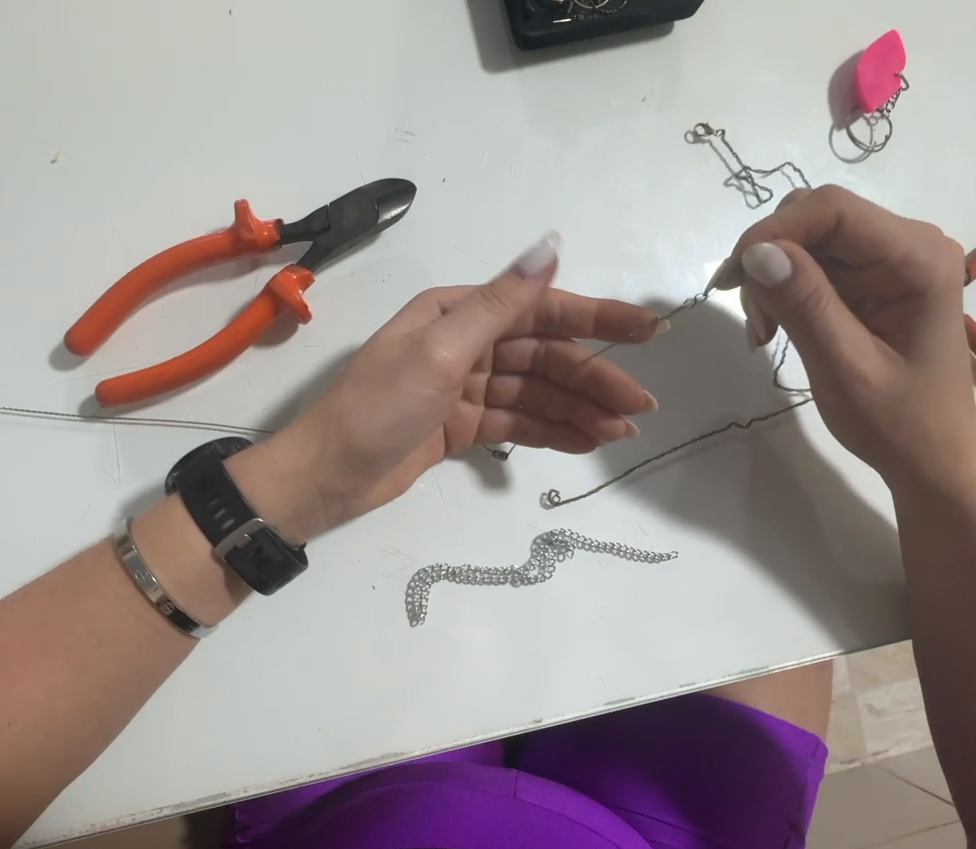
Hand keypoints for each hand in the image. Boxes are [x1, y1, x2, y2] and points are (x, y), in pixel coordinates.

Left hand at [241, 234, 660, 536]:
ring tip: (620, 434)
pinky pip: (516, 422)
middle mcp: (465, 344)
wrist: (328, 475)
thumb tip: (551, 245)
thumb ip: (499, 305)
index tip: (646, 331)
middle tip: (639, 407)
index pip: (537, 309)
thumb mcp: (438, 351)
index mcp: (456, 314)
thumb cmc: (377, 407)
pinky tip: (586, 442)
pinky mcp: (462, 427)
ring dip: (577, 411)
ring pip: (534, 392)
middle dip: (591, 379)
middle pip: (542, 356)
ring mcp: (465, 388)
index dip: (594, 319)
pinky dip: (550, 432)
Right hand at [714, 186, 975, 494]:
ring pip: (808, 239)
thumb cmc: (896, 422)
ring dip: (771, 279)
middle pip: (817, 218)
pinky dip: (782, 292)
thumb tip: (756, 253)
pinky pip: (813, 265)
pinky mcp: (872, 280)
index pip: (832, 211)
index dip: (772, 234)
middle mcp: (909, 244)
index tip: (731, 283)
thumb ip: (805, 306)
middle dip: (769, 258)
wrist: (929, 457)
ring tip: (764, 333)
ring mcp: (890, 261)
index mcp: (917, 258)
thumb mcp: (845, 367)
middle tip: (752, 321)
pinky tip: (774, 328)